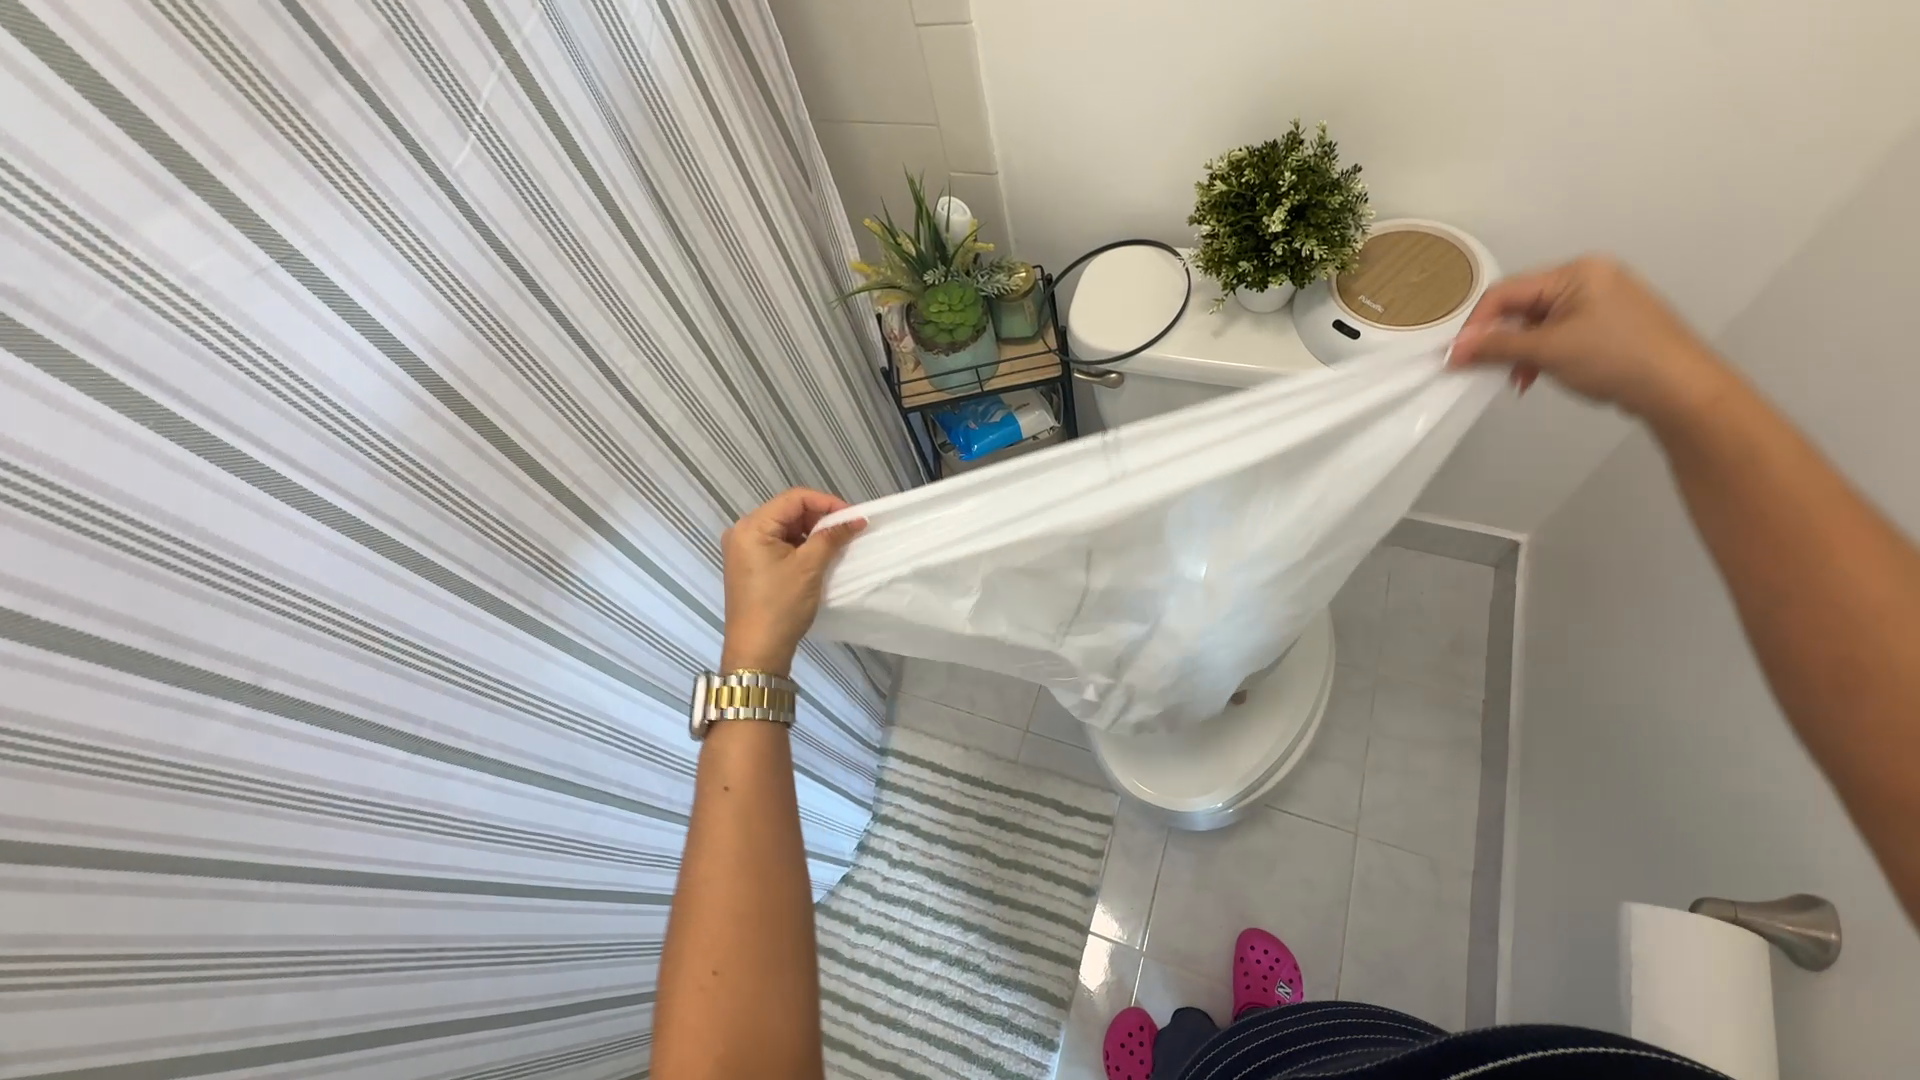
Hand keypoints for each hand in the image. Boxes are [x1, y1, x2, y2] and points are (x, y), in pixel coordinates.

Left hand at [719, 488, 865, 675]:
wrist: (757, 651)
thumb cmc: (781, 606)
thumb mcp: (809, 567)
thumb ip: (832, 537)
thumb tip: (855, 519)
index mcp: (752, 527)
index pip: (794, 499)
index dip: (827, 503)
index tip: (853, 517)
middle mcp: (743, 532)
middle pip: (788, 511)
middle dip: (820, 518)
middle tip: (848, 531)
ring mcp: (744, 550)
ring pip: (785, 529)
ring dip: (812, 533)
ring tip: (837, 544)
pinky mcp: (749, 566)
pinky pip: (778, 545)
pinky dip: (800, 547)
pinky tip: (818, 556)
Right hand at [1448, 256, 1733, 423]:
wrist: (1679, 386)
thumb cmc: (1615, 358)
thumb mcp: (1547, 351)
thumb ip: (1496, 346)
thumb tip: (1454, 350)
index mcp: (1575, 272)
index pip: (1505, 292)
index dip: (1476, 325)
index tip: (1456, 357)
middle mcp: (1588, 278)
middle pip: (1520, 306)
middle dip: (1500, 340)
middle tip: (1483, 370)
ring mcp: (1599, 300)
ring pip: (1536, 323)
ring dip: (1518, 352)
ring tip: (1517, 379)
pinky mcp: (1606, 323)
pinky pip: (1557, 333)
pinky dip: (1540, 354)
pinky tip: (1536, 375)